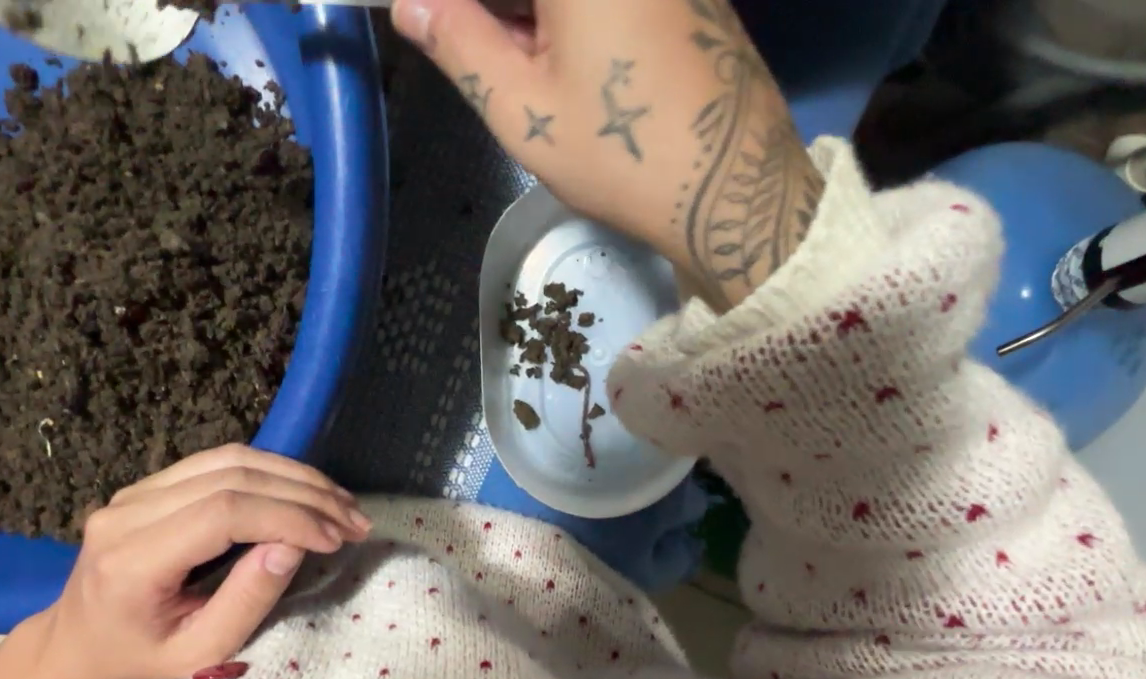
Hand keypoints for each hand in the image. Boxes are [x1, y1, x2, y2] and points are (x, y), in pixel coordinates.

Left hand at [0, 446, 368, 678]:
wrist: (77, 649)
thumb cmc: (139, 664)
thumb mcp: (198, 654)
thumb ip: (245, 601)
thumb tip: (293, 546)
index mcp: (132, 559)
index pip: (223, 512)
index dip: (289, 517)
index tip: (338, 539)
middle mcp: (126, 512)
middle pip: (231, 476)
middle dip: (305, 494)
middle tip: (356, 520)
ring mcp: (134, 492)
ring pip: (230, 459)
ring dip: (296, 477)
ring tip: (342, 504)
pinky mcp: (149, 487)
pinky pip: (219, 463)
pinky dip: (272, 473)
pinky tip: (307, 492)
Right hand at [392, 0, 822, 309]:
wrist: (735, 192)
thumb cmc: (621, 154)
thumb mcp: (523, 108)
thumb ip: (459, 42)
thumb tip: (410, 3)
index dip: (454, 7)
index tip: (431, 24)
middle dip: (494, 14)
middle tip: (464, 43)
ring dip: (529, 18)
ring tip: (517, 65)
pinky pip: (613, 0)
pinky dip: (573, 20)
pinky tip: (563, 60)